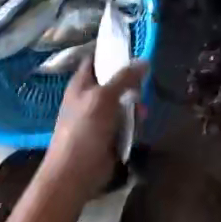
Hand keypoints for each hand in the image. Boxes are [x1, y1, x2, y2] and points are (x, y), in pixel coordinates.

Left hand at [44, 59, 147, 197]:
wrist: (76, 172)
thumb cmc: (84, 129)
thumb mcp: (104, 97)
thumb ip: (123, 78)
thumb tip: (144, 60)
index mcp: (81, 83)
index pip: (96, 60)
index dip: (111, 53)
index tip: (134, 49)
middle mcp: (89, 97)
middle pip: (114, 82)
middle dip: (131, 85)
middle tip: (143, 87)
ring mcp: (99, 117)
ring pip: (123, 104)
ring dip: (134, 108)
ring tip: (141, 114)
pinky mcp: (109, 136)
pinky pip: (126, 124)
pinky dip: (133, 125)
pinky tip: (138, 128)